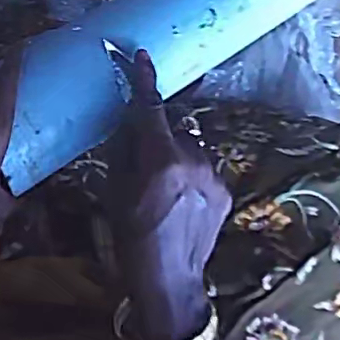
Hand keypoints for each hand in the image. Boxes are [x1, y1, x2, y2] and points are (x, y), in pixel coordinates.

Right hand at [105, 50, 230, 339]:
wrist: (169, 283)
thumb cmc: (131, 238)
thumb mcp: (114, 192)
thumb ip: (123, 150)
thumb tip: (128, 121)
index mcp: (162, 160)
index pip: (151, 109)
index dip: (143, 80)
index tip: (141, 56)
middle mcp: (194, 160)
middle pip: (172, 128)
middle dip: (156, 134)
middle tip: (141, 159)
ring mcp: (214, 176)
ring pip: (189, 147)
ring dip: (174, 154)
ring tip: (162, 186)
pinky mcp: (225, 191)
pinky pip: (202, 167)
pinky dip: (188, 172)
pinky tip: (179, 200)